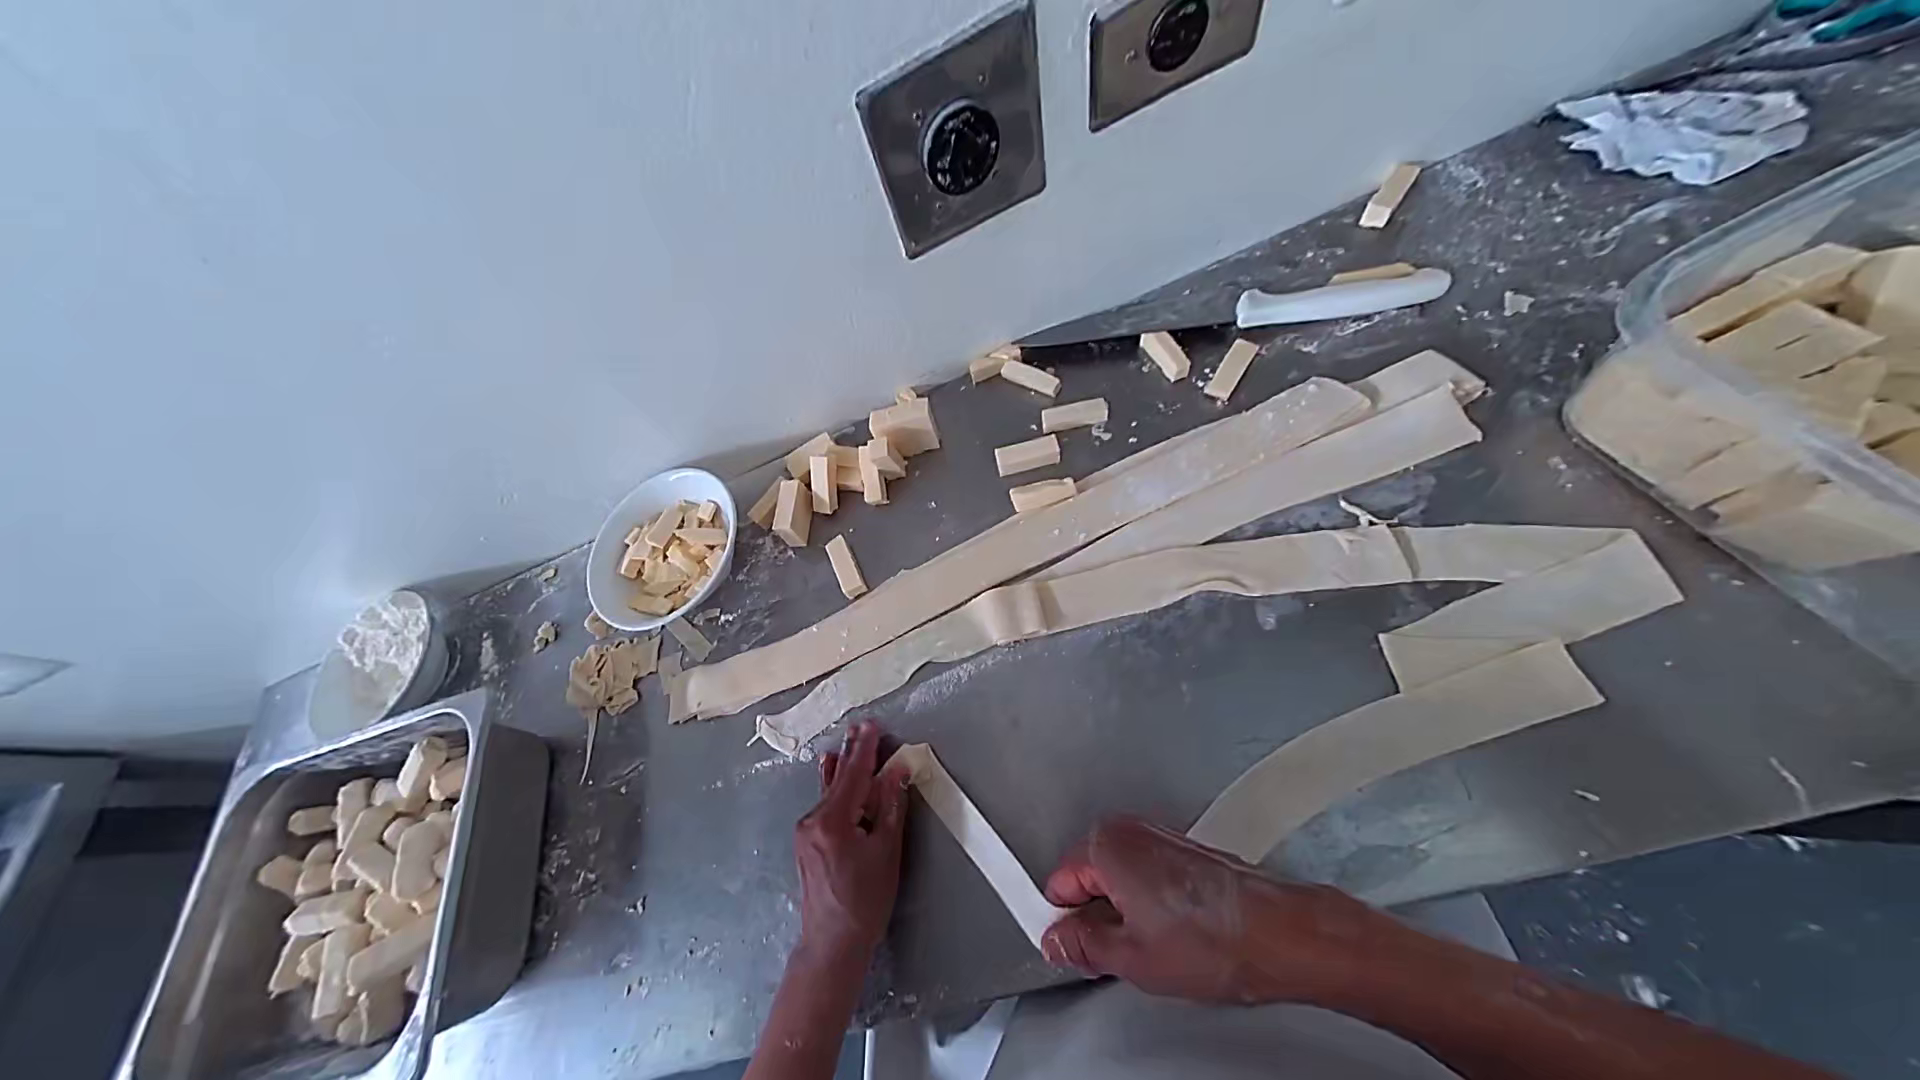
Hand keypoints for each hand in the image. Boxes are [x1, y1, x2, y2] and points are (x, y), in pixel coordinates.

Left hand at [792, 721, 910, 955]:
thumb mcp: (886, 851)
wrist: (832, 943)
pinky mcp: (806, 840)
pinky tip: (832, 770)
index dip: (866, 748)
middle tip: (862, 725)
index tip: (873, 725)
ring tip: (851, 741)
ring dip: (845, 767)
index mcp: (833, 820)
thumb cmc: (866, 900)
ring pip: (831, 790)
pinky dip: (836, 787)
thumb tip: (897, 772)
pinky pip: (825, 804)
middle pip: (839, 778)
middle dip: (853, 752)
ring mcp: (806, 830)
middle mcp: (813, 819)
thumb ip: (890, 806)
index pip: (854, 774)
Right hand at [1039, 816, 1395, 1005]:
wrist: (1279, 933)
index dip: (1063, 921)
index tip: (1068, 944)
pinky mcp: (1177, 845)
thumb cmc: (1217, 938)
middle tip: (1122, 950)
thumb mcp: (1132, 958)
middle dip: (1096, 913)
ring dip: (1124, 907)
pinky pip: (1142, 871)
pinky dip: (1148, 898)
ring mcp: (1155, 833)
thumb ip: (1082, 946)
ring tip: (1157, 940)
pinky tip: (1174, 928)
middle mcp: (1128, 829)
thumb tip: (1060, 941)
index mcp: (1106, 845)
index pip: (1056, 883)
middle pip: (1084, 875)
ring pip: (1115, 876)